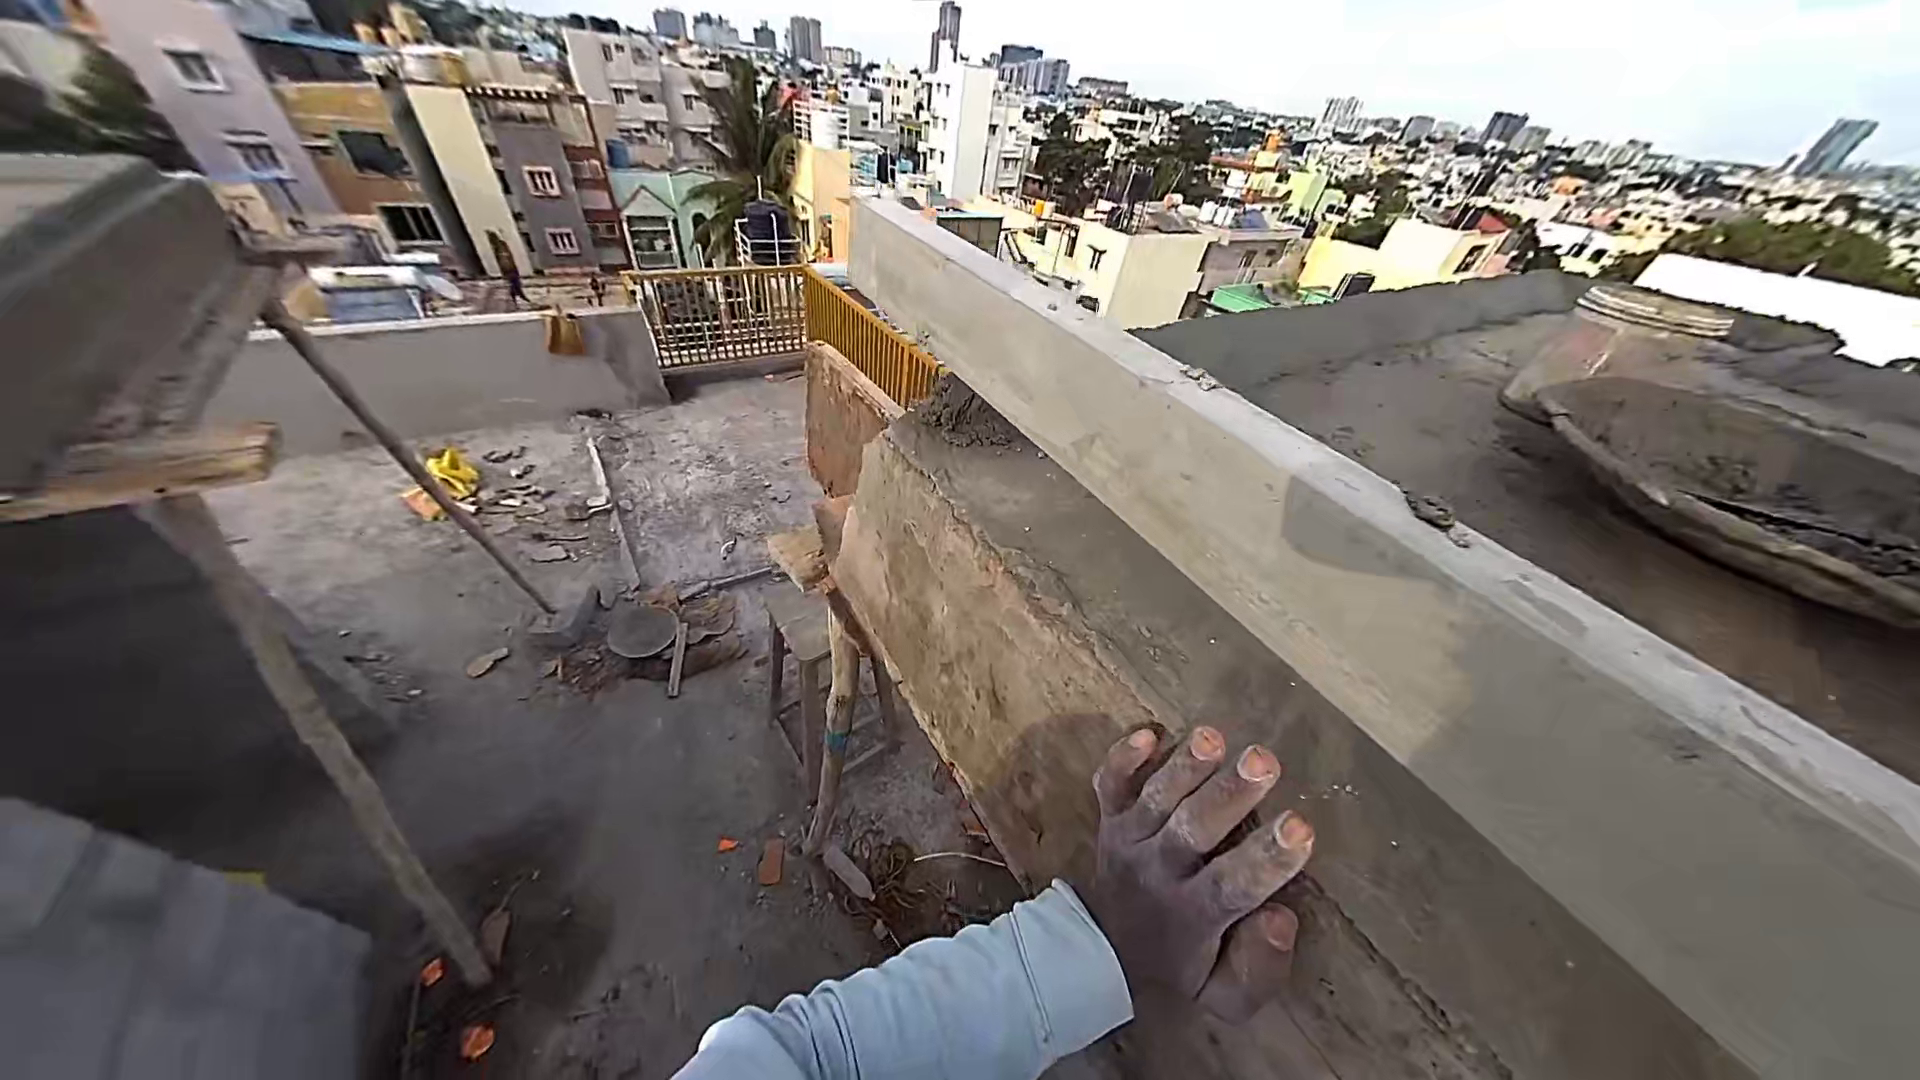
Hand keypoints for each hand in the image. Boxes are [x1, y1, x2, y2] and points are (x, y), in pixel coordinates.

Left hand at [1080, 726, 1313, 1022]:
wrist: (1105, 943)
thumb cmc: (1180, 961)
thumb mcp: (1224, 994)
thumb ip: (1258, 967)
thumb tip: (1282, 918)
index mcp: (1192, 912)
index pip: (1233, 884)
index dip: (1267, 857)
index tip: (1301, 826)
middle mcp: (1158, 868)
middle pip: (1193, 829)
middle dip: (1229, 794)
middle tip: (1263, 761)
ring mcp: (1130, 835)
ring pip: (1155, 798)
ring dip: (1183, 767)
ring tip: (1211, 738)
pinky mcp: (1110, 813)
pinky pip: (1110, 782)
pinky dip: (1123, 757)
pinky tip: (1149, 733)